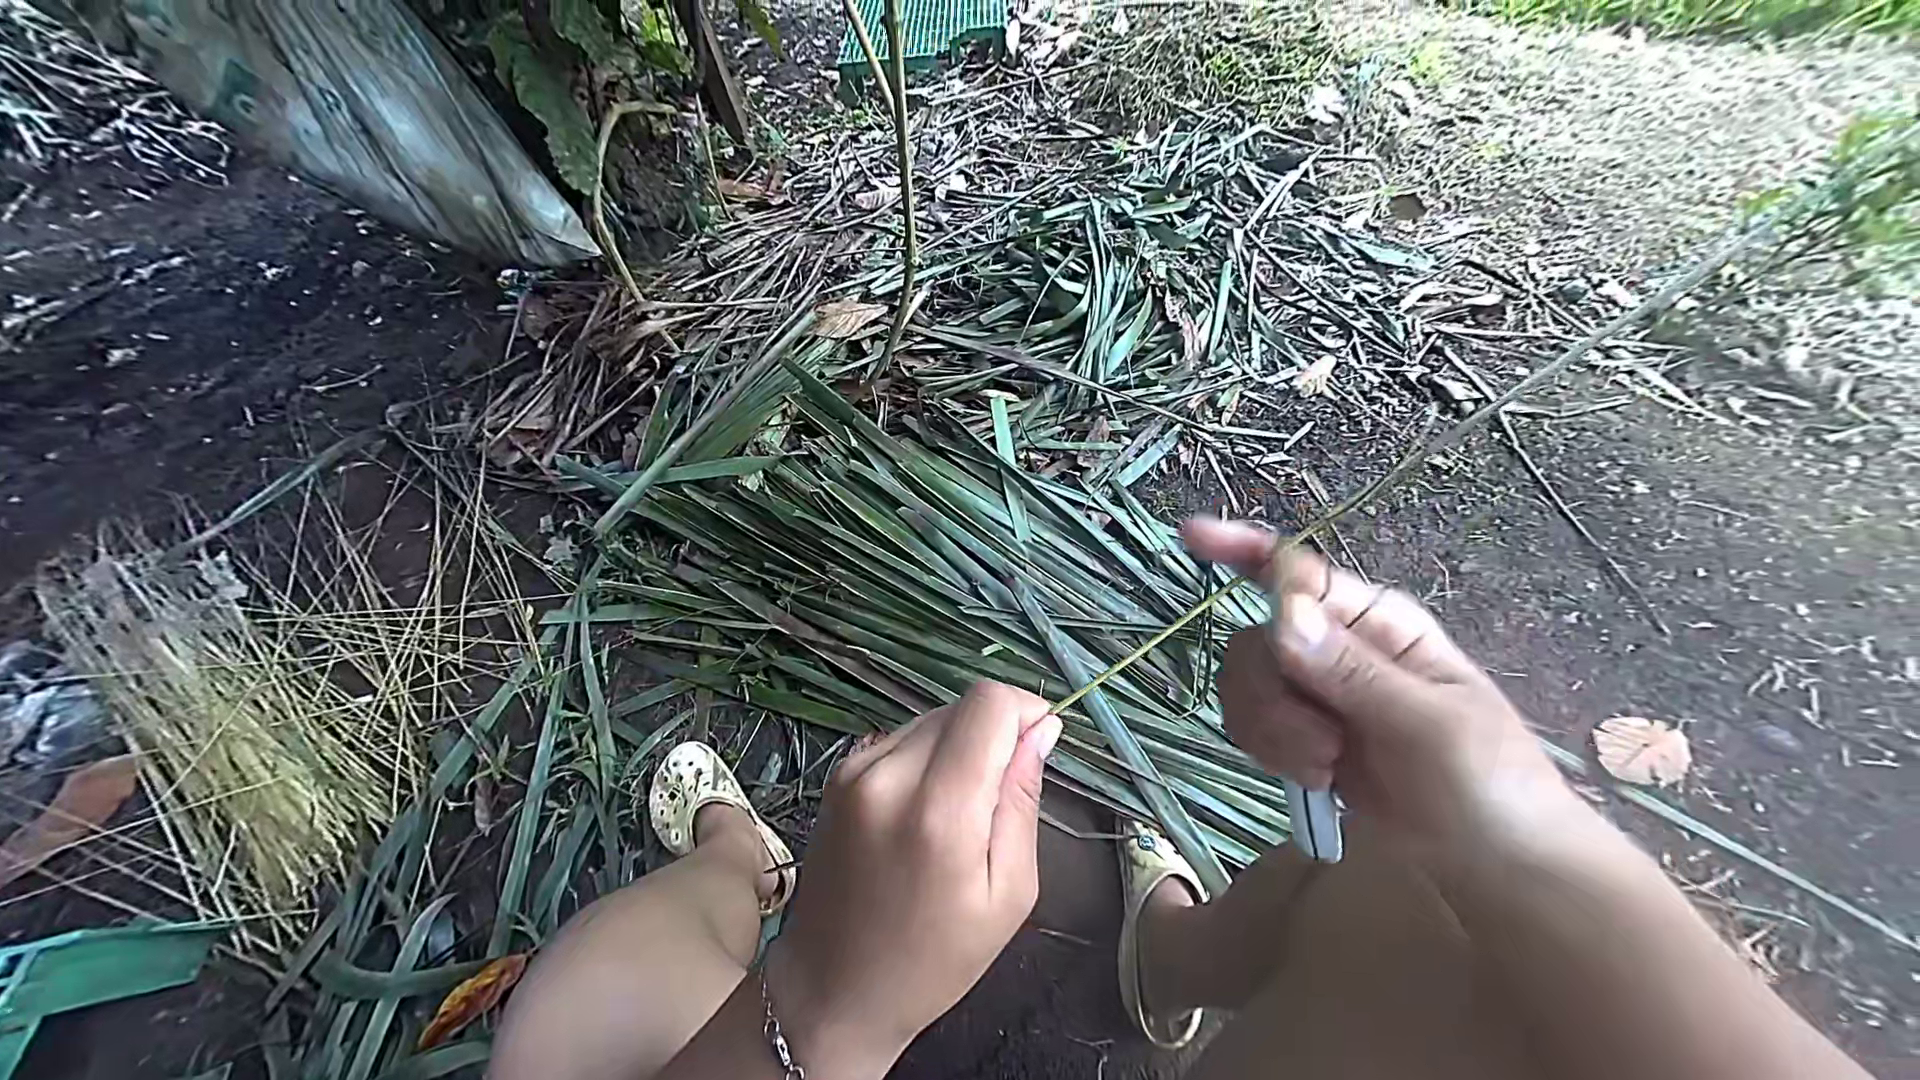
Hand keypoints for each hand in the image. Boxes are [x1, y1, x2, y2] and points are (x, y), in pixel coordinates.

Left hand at [768, 682, 1060, 1075]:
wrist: (830, 988)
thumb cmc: (934, 959)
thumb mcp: (1008, 893)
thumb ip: (1024, 799)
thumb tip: (1042, 728)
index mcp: (939, 810)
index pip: (989, 704)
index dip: (1025, 710)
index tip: (1039, 740)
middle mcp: (890, 773)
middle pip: (963, 705)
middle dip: (996, 732)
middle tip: (1000, 793)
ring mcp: (857, 767)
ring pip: (934, 717)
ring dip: (962, 743)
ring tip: (961, 808)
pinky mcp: (841, 771)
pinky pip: (904, 736)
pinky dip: (928, 755)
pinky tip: (925, 805)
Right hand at [1182, 518, 1596, 873]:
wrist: (1487, 863)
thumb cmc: (1486, 781)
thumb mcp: (1431, 724)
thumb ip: (1352, 671)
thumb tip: (1282, 616)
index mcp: (1373, 620)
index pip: (1296, 572)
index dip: (1240, 547)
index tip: (1191, 534)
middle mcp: (1330, 642)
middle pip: (1255, 640)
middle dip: (1275, 697)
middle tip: (1325, 744)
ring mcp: (1305, 686)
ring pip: (1242, 682)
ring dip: (1274, 731)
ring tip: (1328, 766)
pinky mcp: (1288, 726)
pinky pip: (1242, 718)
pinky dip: (1268, 750)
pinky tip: (1315, 777)